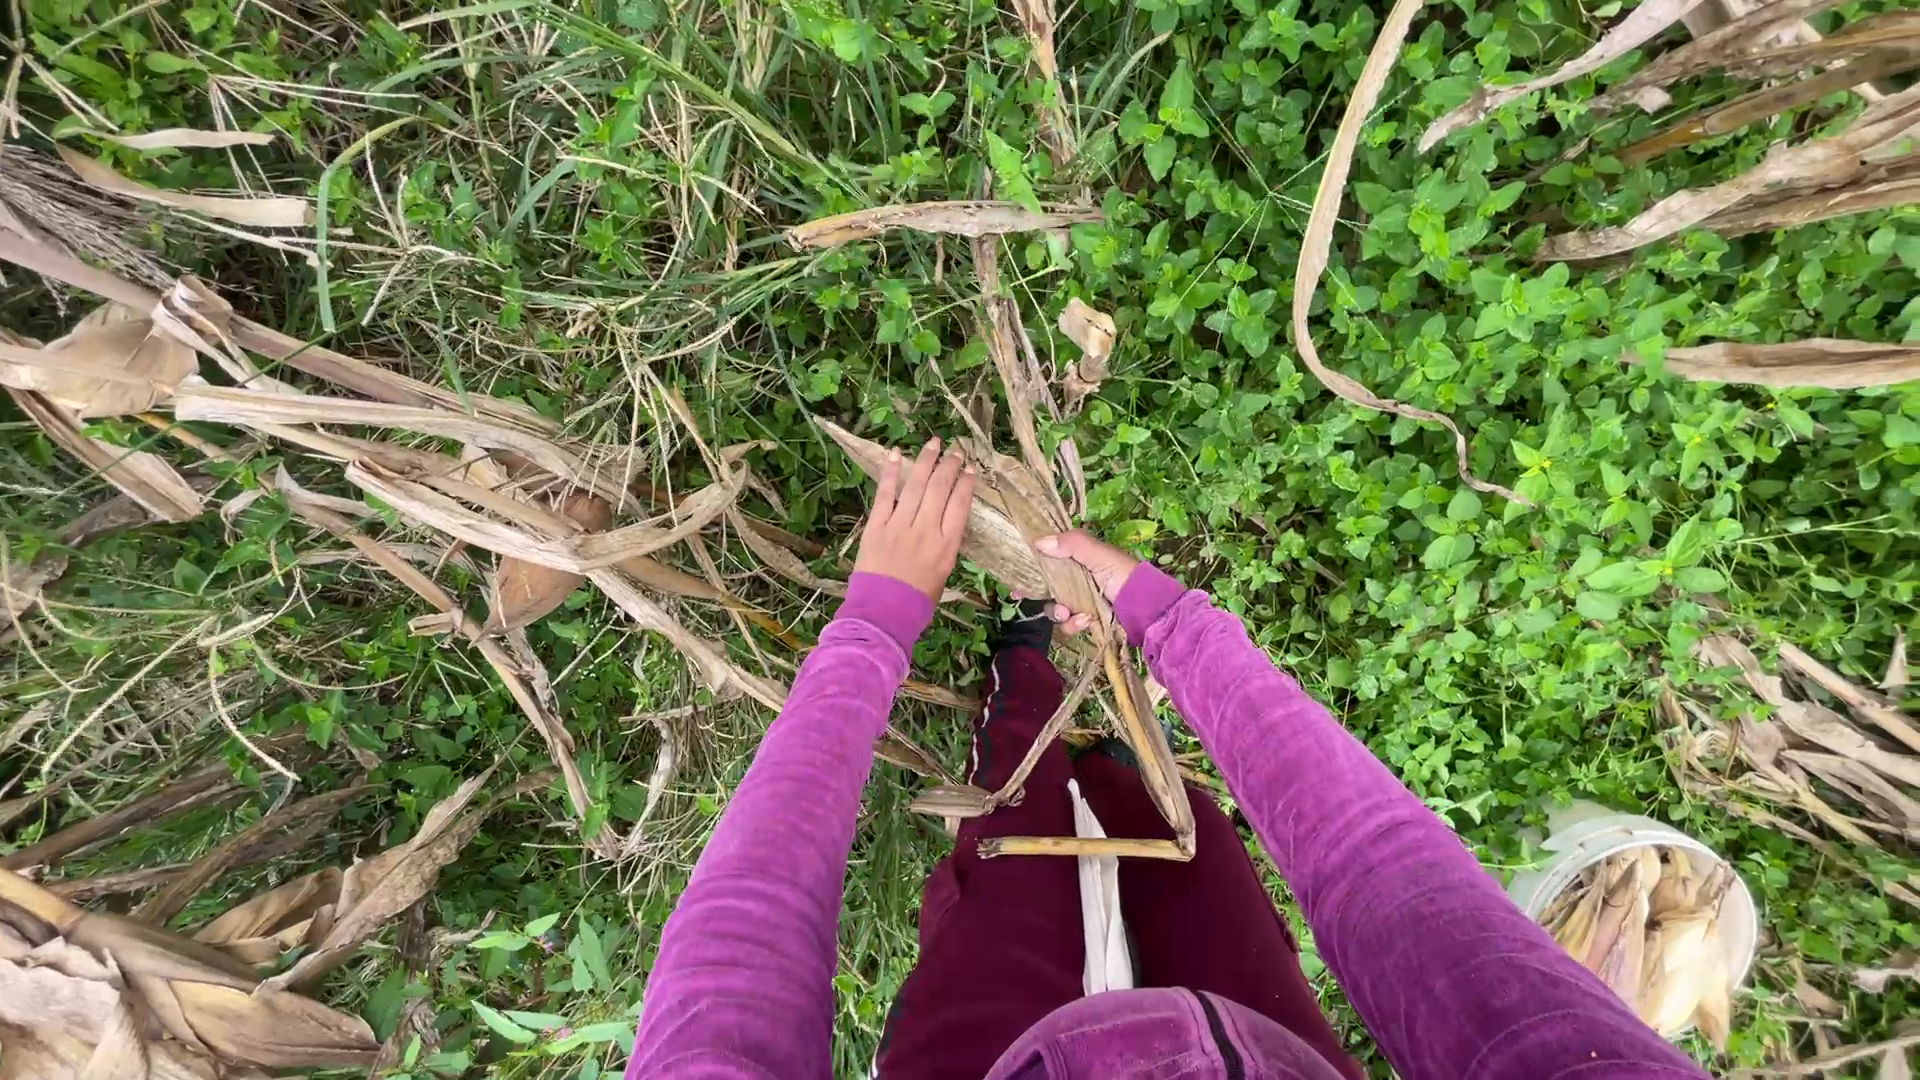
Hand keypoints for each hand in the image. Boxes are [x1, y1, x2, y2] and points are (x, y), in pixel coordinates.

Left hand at [853, 438, 975, 601]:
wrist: (883, 614)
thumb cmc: (917, 602)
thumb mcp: (943, 575)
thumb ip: (945, 546)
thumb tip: (944, 525)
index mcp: (947, 545)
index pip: (960, 504)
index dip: (966, 483)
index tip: (970, 468)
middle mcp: (926, 530)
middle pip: (940, 489)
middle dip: (949, 466)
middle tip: (954, 451)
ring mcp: (900, 525)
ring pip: (916, 485)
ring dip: (925, 461)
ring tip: (933, 442)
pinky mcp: (877, 526)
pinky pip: (885, 494)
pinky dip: (890, 472)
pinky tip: (896, 453)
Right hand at [1031, 529, 1141, 634]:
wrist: (1148, 608)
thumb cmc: (1124, 575)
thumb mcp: (1099, 554)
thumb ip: (1072, 544)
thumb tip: (1039, 542)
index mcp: (1079, 559)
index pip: (1049, 559)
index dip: (1032, 566)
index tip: (1015, 572)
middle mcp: (1077, 580)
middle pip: (1046, 586)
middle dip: (1036, 593)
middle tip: (1021, 596)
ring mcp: (1081, 601)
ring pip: (1055, 607)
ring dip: (1057, 611)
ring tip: (1067, 613)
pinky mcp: (1087, 621)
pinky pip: (1069, 624)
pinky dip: (1074, 624)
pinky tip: (1086, 621)